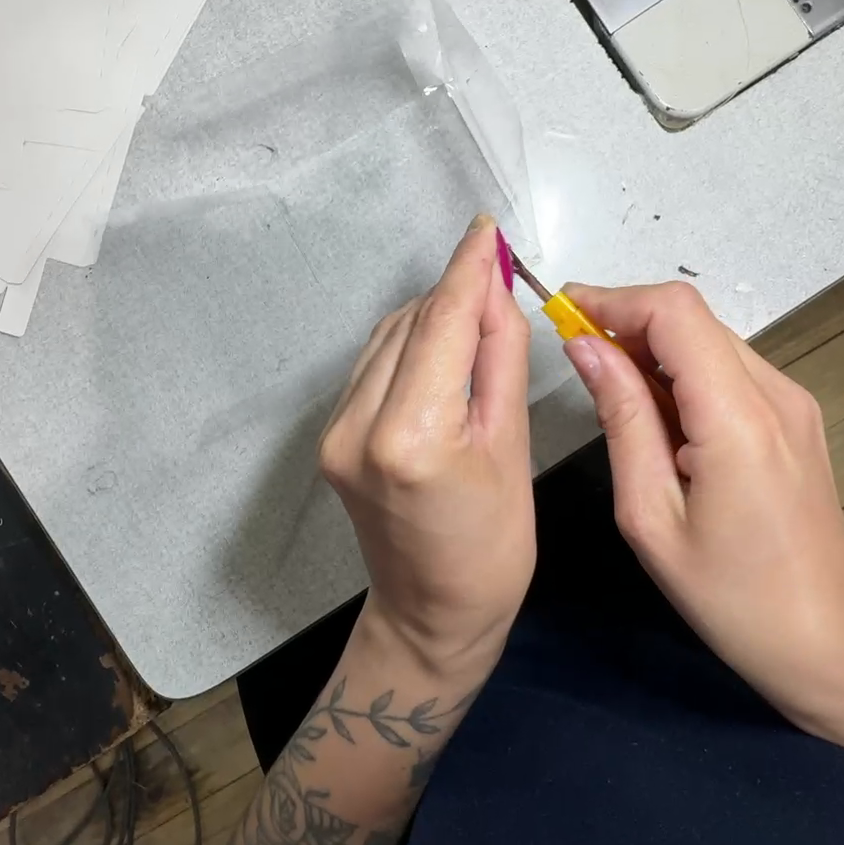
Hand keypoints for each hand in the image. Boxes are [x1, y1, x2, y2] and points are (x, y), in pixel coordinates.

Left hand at [319, 215, 533, 673]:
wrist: (430, 615)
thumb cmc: (493, 548)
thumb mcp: (513, 449)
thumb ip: (499, 359)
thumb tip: (495, 292)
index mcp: (412, 434)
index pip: (441, 323)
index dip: (467, 270)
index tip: (486, 229)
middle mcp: (358, 423)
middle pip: (411, 324)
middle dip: (455, 293)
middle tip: (500, 284)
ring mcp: (335, 430)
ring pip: (389, 338)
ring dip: (432, 316)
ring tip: (476, 319)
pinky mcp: (330, 435)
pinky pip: (374, 365)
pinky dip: (409, 345)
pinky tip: (439, 350)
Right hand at [561, 281, 843, 737]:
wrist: (827, 645)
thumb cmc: (728, 596)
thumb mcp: (650, 514)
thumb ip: (621, 418)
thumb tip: (585, 347)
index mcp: (739, 417)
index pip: (675, 312)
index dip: (613, 300)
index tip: (562, 314)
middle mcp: (776, 392)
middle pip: (692, 317)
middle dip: (627, 320)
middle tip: (575, 355)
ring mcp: (793, 401)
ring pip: (709, 338)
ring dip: (652, 346)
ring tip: (609, 388)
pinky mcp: (795, 416)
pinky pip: (728, 368)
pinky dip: (681, 370)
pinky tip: (655, 412)